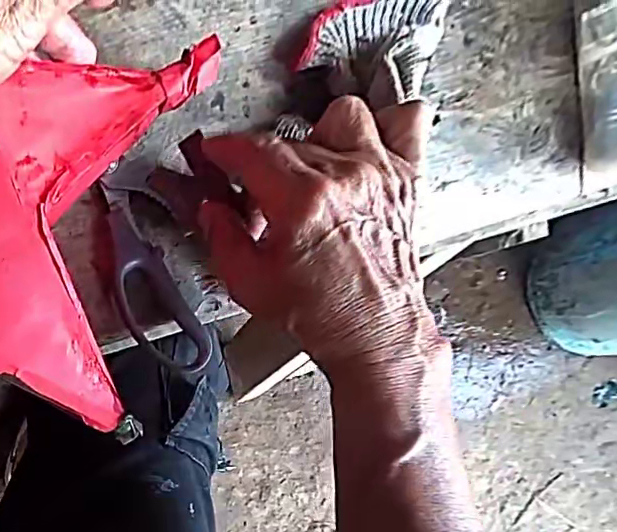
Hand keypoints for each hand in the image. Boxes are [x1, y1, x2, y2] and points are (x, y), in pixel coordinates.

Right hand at [199, 99, 448, 406]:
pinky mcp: (405, 177)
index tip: (215, 151)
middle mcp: (345, 177)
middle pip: (291, 140)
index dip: (226, 148)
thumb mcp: (249, 284)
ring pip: (343, 116)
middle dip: (263, 165)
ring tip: (306, 166)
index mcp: (302, 201)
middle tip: (254, 195)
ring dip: (316, 136)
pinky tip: (360, 149)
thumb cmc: (320, 313)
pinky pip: (404, 120)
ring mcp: (380, 172)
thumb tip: (212, 211)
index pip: (255, 151)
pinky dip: (380, 126)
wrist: (370, 329)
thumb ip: (223, 239)